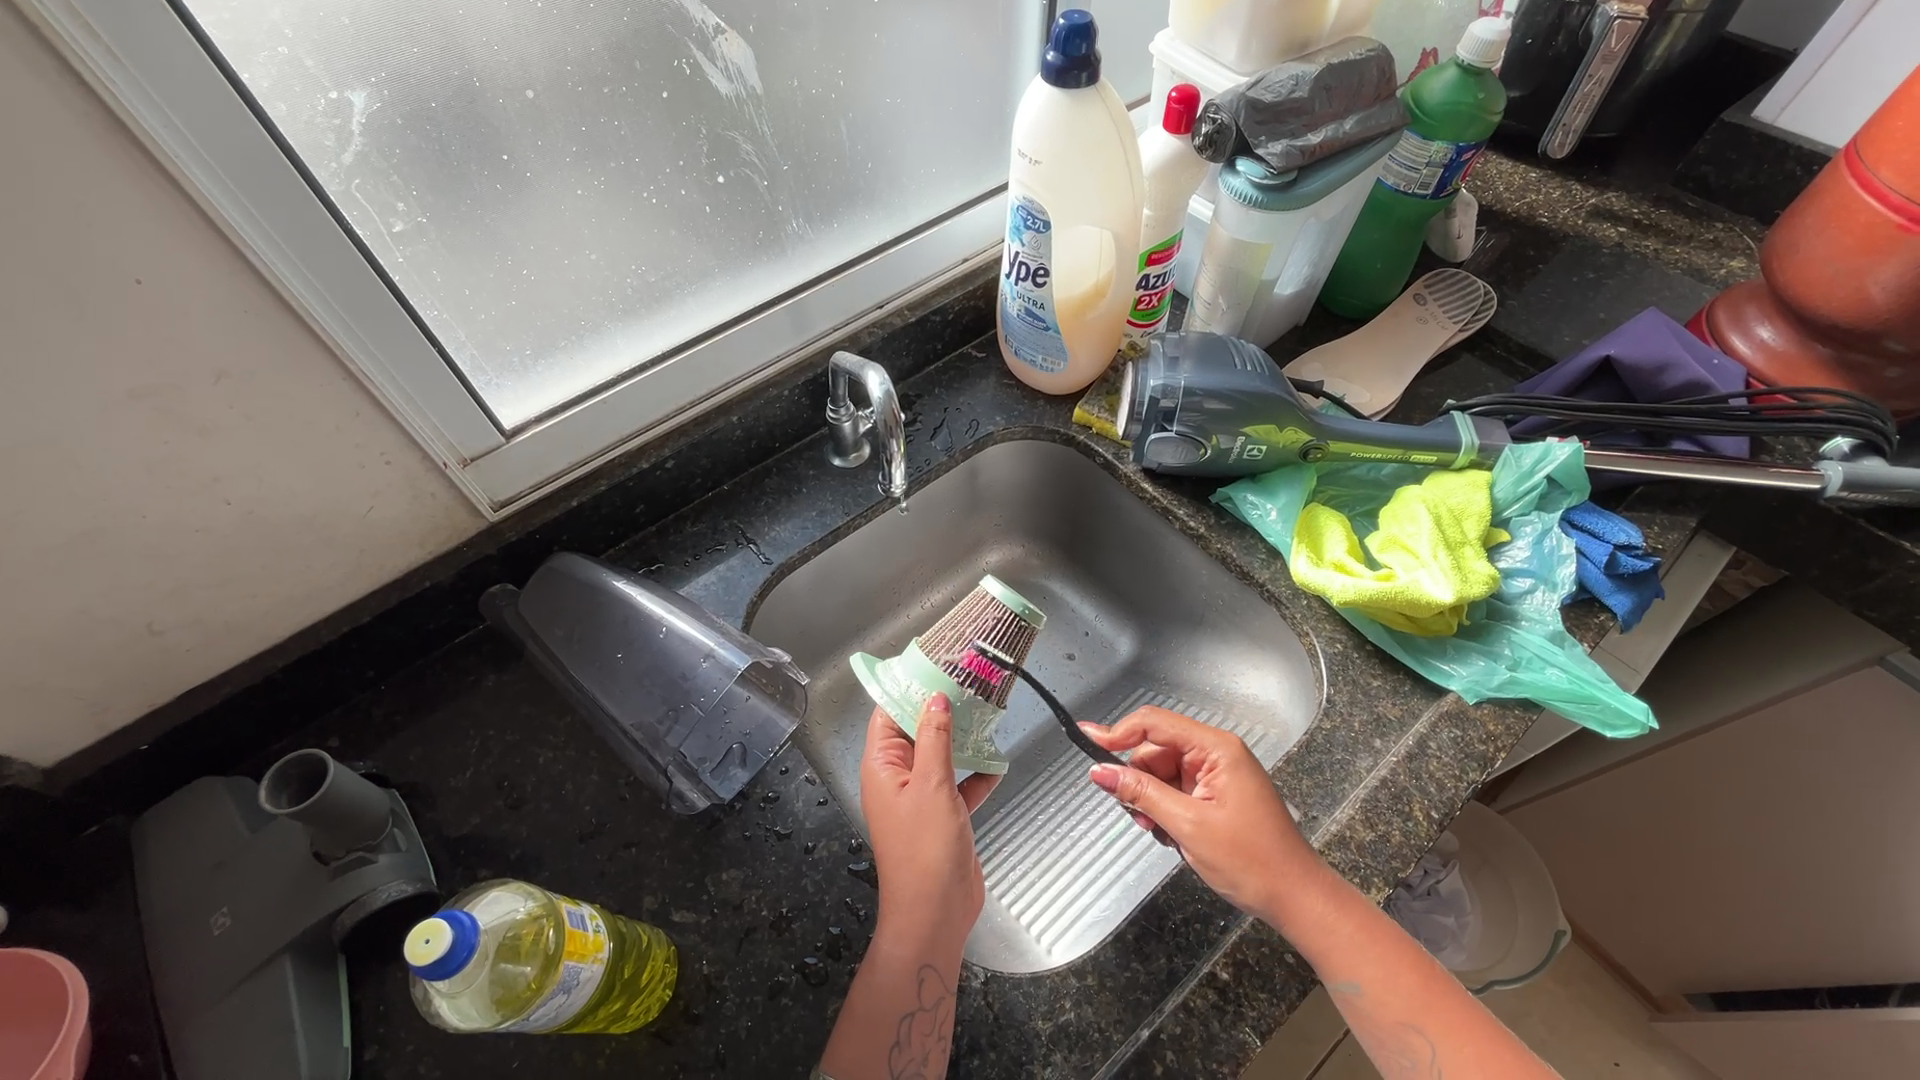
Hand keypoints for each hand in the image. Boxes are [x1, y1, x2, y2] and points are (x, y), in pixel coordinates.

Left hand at [861, 694, 999, 948]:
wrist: (936, 914)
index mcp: (882, 767)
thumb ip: (935, 738)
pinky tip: (998, 764)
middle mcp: (897, 778)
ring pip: (940, 756)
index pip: (887, 715)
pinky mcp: (943, 816)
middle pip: (915, 731)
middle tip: (968, 681)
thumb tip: (935, 698)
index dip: (906, 689)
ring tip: (986, 712)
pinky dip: (976, 775)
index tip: (932, 663)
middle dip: (939, 709)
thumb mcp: (932, 784)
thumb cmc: (924, 849)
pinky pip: (959, 785)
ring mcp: (920, 798)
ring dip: (960, 739)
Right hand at [1082, 707, 1316, 921]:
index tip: (1086, 743)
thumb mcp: (1187, 825)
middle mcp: (1216, 754)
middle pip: (1154, 751)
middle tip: (1140, 818)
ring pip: (1160, 775)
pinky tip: (1172, 836)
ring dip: (1151, 803)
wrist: (1295, 898)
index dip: (1117, 732)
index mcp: (1216, 748)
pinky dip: (1165, 812)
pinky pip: (1174, 792)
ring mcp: (1216, 775)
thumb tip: (1099, 771)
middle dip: (1139, 782)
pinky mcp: (1215, 795)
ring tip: (1162, 833)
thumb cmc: (1252, 861)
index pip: (1154, 723)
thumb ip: (1140, 793)